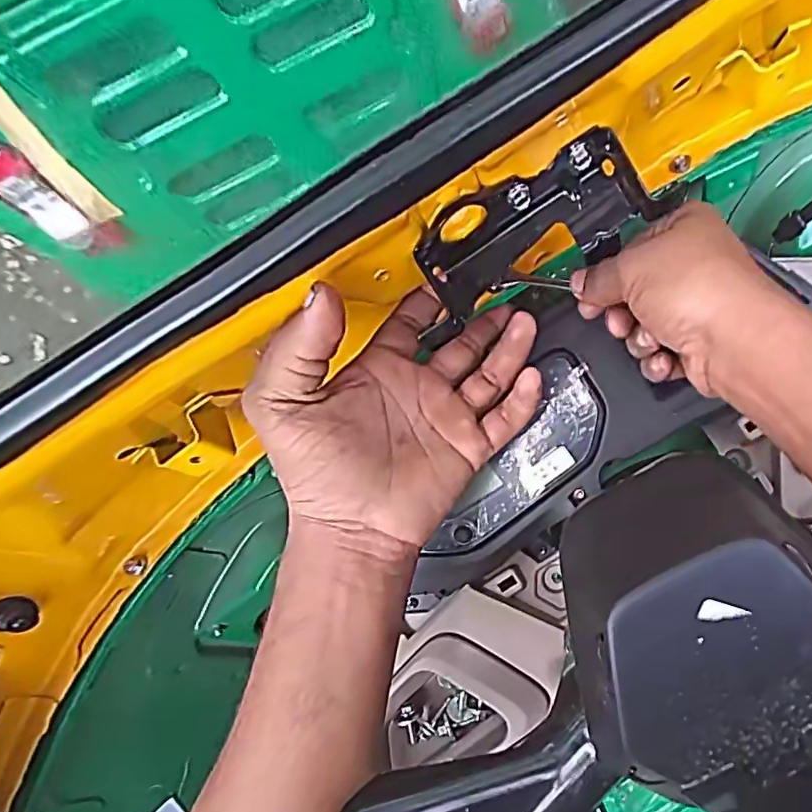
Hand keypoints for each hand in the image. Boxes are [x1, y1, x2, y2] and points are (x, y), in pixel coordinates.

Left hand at [242, 284, 542, 554]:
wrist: (353, 528)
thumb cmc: (316, 476)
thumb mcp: (281, 401)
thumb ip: (298, 344)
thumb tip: (319, 297)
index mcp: (379, 374)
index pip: (408, 325)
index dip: (425, 301)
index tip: (439, 283)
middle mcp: (418, 392)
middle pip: (461, 345)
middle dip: (482, 321)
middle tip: (498, 299)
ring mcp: (446, 419)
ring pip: (490, 375)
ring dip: (509, 349)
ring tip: (522, 322)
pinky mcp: (467, 447)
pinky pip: (503, 419)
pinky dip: (521, 399)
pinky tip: (530, 376)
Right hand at [571, 201, 800, 396]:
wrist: (733, 342)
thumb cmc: (704, 291)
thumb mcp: (630, 270)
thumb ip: (599, 278)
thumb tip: (584, 283)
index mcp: (685, 227)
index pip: (632, 248)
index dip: (606, 273)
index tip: (590, 290)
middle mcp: (695, 266)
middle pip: (637, 292)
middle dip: (623, 312)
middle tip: (620, 316)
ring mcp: (700, 307)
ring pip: (646, 327)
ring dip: (641, 338)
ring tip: (652, 335)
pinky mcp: (700, 344)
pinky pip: (662, 354)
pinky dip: (659, 359)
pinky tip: (667, 354)